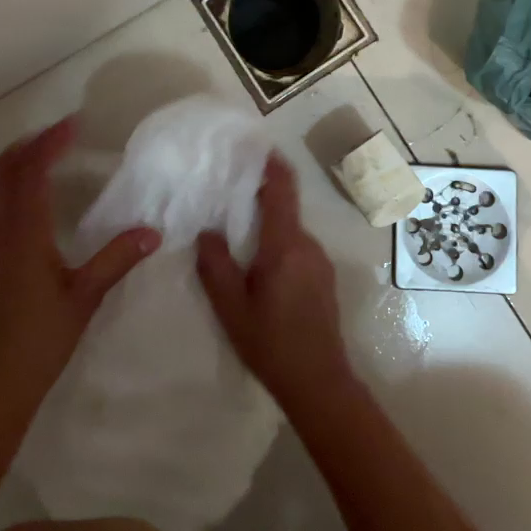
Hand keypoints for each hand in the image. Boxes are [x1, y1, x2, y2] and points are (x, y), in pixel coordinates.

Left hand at [0, 117, 160, 403]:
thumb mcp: (85, 298)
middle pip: (0, 173)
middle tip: (53, 135)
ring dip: (5, 165)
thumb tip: (151, 231)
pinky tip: (10, 203)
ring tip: (31, 158)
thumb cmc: (40, 341)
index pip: (32, 173)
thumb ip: (117, 259)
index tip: (71, 123)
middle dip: (25, 147)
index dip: (49, 143)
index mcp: (23, 234)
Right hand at [196, 154, 353, 405]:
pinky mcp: (324, 280)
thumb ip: (216, 265)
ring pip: (290, 232)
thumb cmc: (271, 344)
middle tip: (226, 198)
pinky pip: (298, 250)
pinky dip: (278, 247)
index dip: (271, 164)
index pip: (282, 191)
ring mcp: (320, 263)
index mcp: (285, 246)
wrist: (320, 384)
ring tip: (236, 238)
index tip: (255, 146)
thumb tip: (206, 230)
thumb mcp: (231, 308)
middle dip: (259, 199)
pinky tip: (259, 269)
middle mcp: (308, 246)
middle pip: (284, 210)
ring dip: (268, 228)